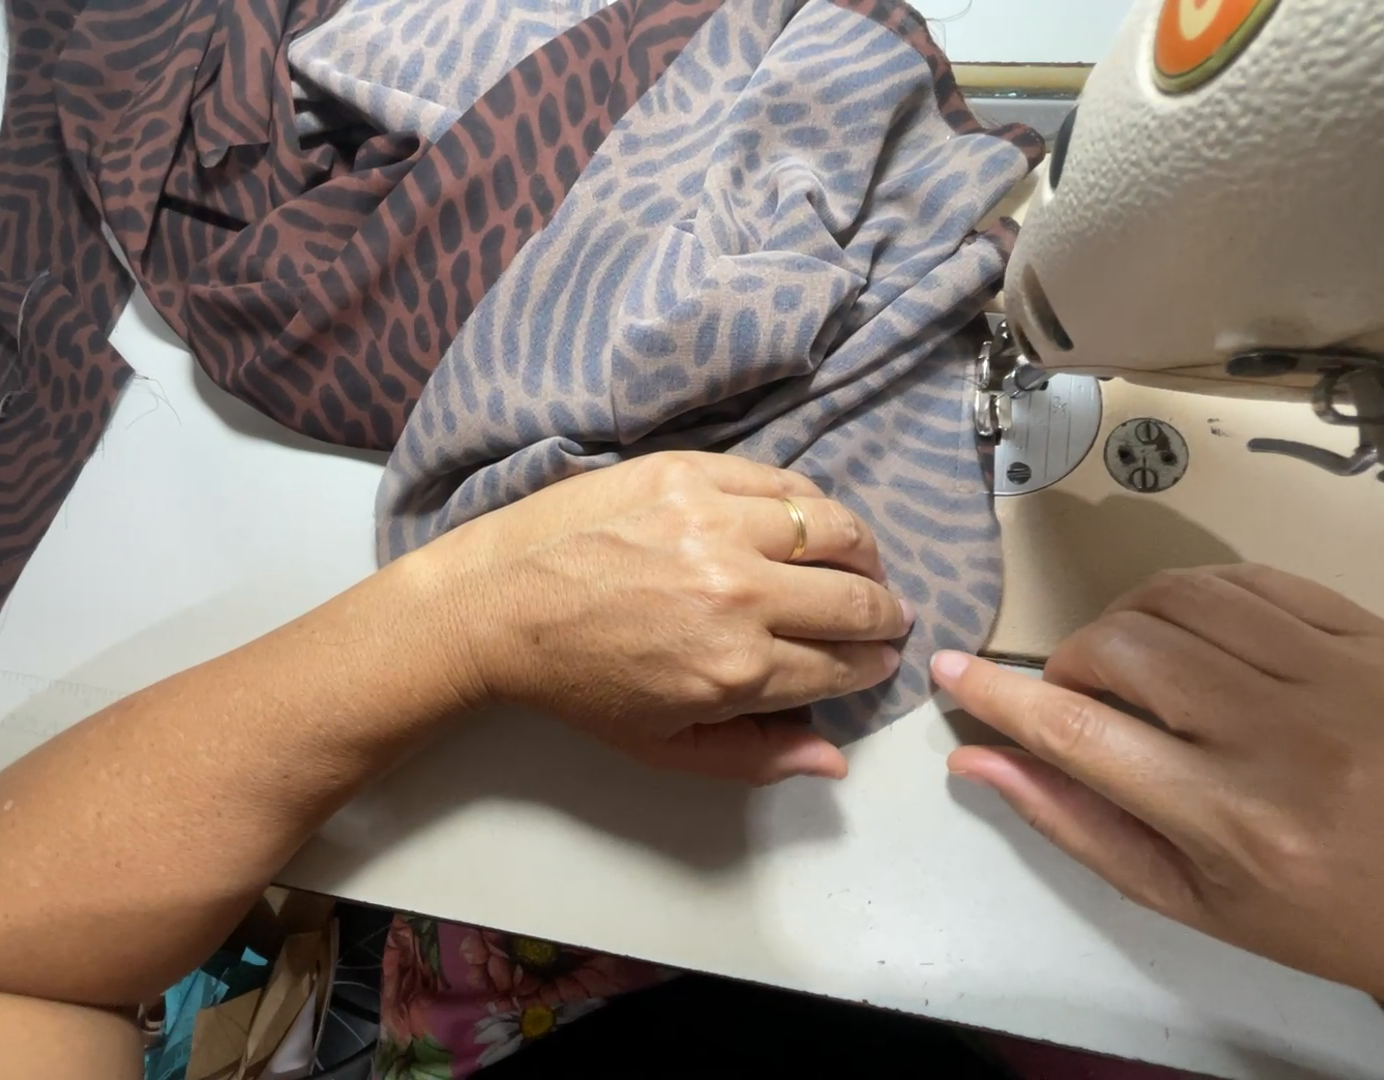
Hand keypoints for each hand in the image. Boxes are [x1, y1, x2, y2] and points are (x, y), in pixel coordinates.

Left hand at [409, 452, 911, 784]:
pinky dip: (814, 502)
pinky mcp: (686, 474)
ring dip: (863, 553)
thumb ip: (753, 756)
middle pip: (854, 600)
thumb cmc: (577, 682)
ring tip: (860, 563)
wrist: (499, 604)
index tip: (875, 657)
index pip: (842, 665)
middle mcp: (739, 593)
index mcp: (735, 669)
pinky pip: (783, 480)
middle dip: (884, 615)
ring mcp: (714, 522)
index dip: (870, 664)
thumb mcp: (659, 746)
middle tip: (884, 615)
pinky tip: (812, 519)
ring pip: (835, 529)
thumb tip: (835, 758)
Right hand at [932, 565, 1383, 1075]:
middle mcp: (1297, 742)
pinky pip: (1248, 580)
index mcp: (1240, 823)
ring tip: (1142, 667)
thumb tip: (972, 757)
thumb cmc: (1315, 917)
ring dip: (1128, 624)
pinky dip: (1195, 600)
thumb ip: (1066, 818)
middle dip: (1076, 664)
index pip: (1079, 734)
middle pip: (1122, 646)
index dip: (998, 694)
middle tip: (1089, 698)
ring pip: (1177, 596)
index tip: (948, 668)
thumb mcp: (1177, 895)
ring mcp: (1354, 680)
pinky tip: (1200, 640)